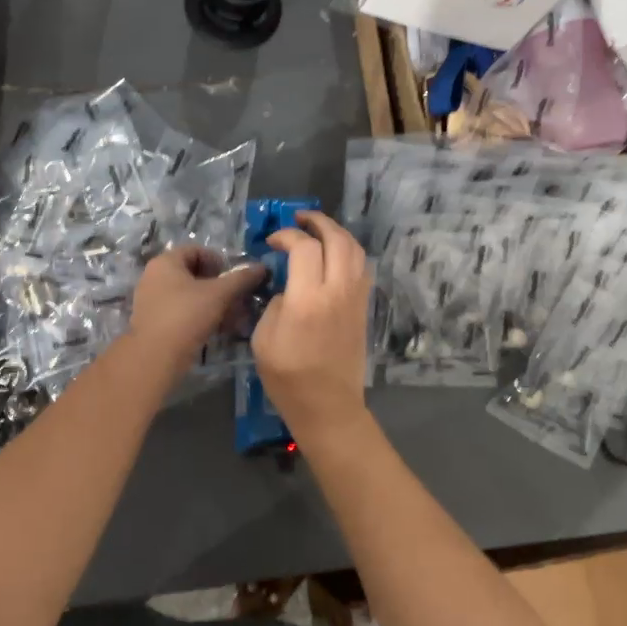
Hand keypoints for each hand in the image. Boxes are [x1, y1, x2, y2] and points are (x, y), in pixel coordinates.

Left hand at [129, 246, 266, 362]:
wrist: (156, 356)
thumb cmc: (186, 316)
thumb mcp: (219, 294)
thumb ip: (241, 279)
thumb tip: (261, 268)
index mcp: (165, 262)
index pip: (196, 250)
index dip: (218, 261)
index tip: (232, 279)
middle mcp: (154, 276)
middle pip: (193, 273)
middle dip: (218, 286)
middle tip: (235, 300)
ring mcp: (151, 300)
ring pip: (189, 295)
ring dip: (212, 303)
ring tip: (230, 318)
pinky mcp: (153, 321)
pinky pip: (181, 311)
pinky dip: (199, 316)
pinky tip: (216, 329)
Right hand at [252, 212, 371, 436]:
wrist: (328, 406)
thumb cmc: (288, 378)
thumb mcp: (263, 340)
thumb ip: (276, 305)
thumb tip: (288, 290)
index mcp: (307, 300)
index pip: (304, 248)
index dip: (287, 236)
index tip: (272, 241)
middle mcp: (337, 292)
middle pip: (337, 240)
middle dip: (318, 222)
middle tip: (299, 219)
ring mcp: (355, 299)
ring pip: (355, 250)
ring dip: (337, 233)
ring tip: (319, 231)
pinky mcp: (363, 309)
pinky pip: (361, 268)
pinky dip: (349, 252)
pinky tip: (334, 256)